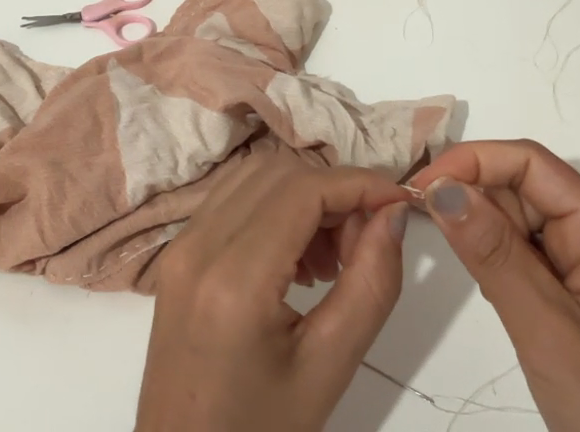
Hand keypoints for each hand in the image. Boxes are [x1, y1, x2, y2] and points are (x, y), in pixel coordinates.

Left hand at [135, 149, 412, 431]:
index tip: (401, 203)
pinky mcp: (177, 253)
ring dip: (304, 197)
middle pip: (278, 173)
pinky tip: (297, 260)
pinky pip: (232, 200)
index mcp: (233, 278)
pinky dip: (274, 208)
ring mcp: (180, 245)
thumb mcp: (330, 364)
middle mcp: (197, 246)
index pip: (303, 189)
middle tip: (366, 243)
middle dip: (334, 191)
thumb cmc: (262, 427)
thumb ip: (371, 282)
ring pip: (254, 177)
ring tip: (332, 260)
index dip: (359, 183)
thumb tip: (393, 212)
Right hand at [410, 140, 579, 431]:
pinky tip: (476, 274)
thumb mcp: (547, 330)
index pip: (532, 165)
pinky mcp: (574, 296)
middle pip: (524, 186)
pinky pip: (524, 254)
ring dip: (477, 223)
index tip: (420, 186)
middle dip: (470, 189)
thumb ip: (493, 254)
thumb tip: (441, 187)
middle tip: (414, 213)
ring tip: (439, 241)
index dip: (473, 161)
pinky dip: (492, 255)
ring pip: (519, 219)